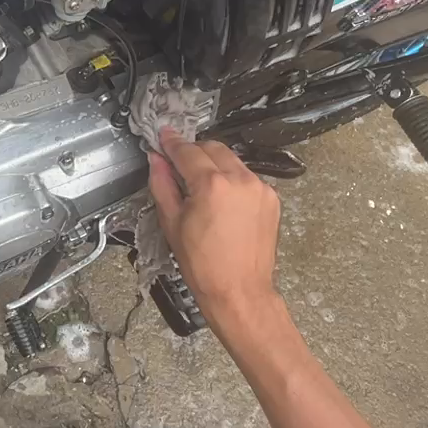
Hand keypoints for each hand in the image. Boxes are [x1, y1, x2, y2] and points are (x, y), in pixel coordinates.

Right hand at [147, 128, 283, 323]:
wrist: (239, 290)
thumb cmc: (204, 265)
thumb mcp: (172, 223)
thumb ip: (162, 185)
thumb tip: (156, 162)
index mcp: (212, 185)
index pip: (187, 151)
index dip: (172, 143)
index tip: (164, 136)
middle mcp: (240, 180)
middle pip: (212, 148)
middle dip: (193, 151)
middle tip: (178, 163)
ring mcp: (259, 188)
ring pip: (231, 160)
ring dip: (214, 164)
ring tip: (200, 186)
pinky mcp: (271, 198)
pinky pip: (247, 177)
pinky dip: (232, 180)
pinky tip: (221, 199)